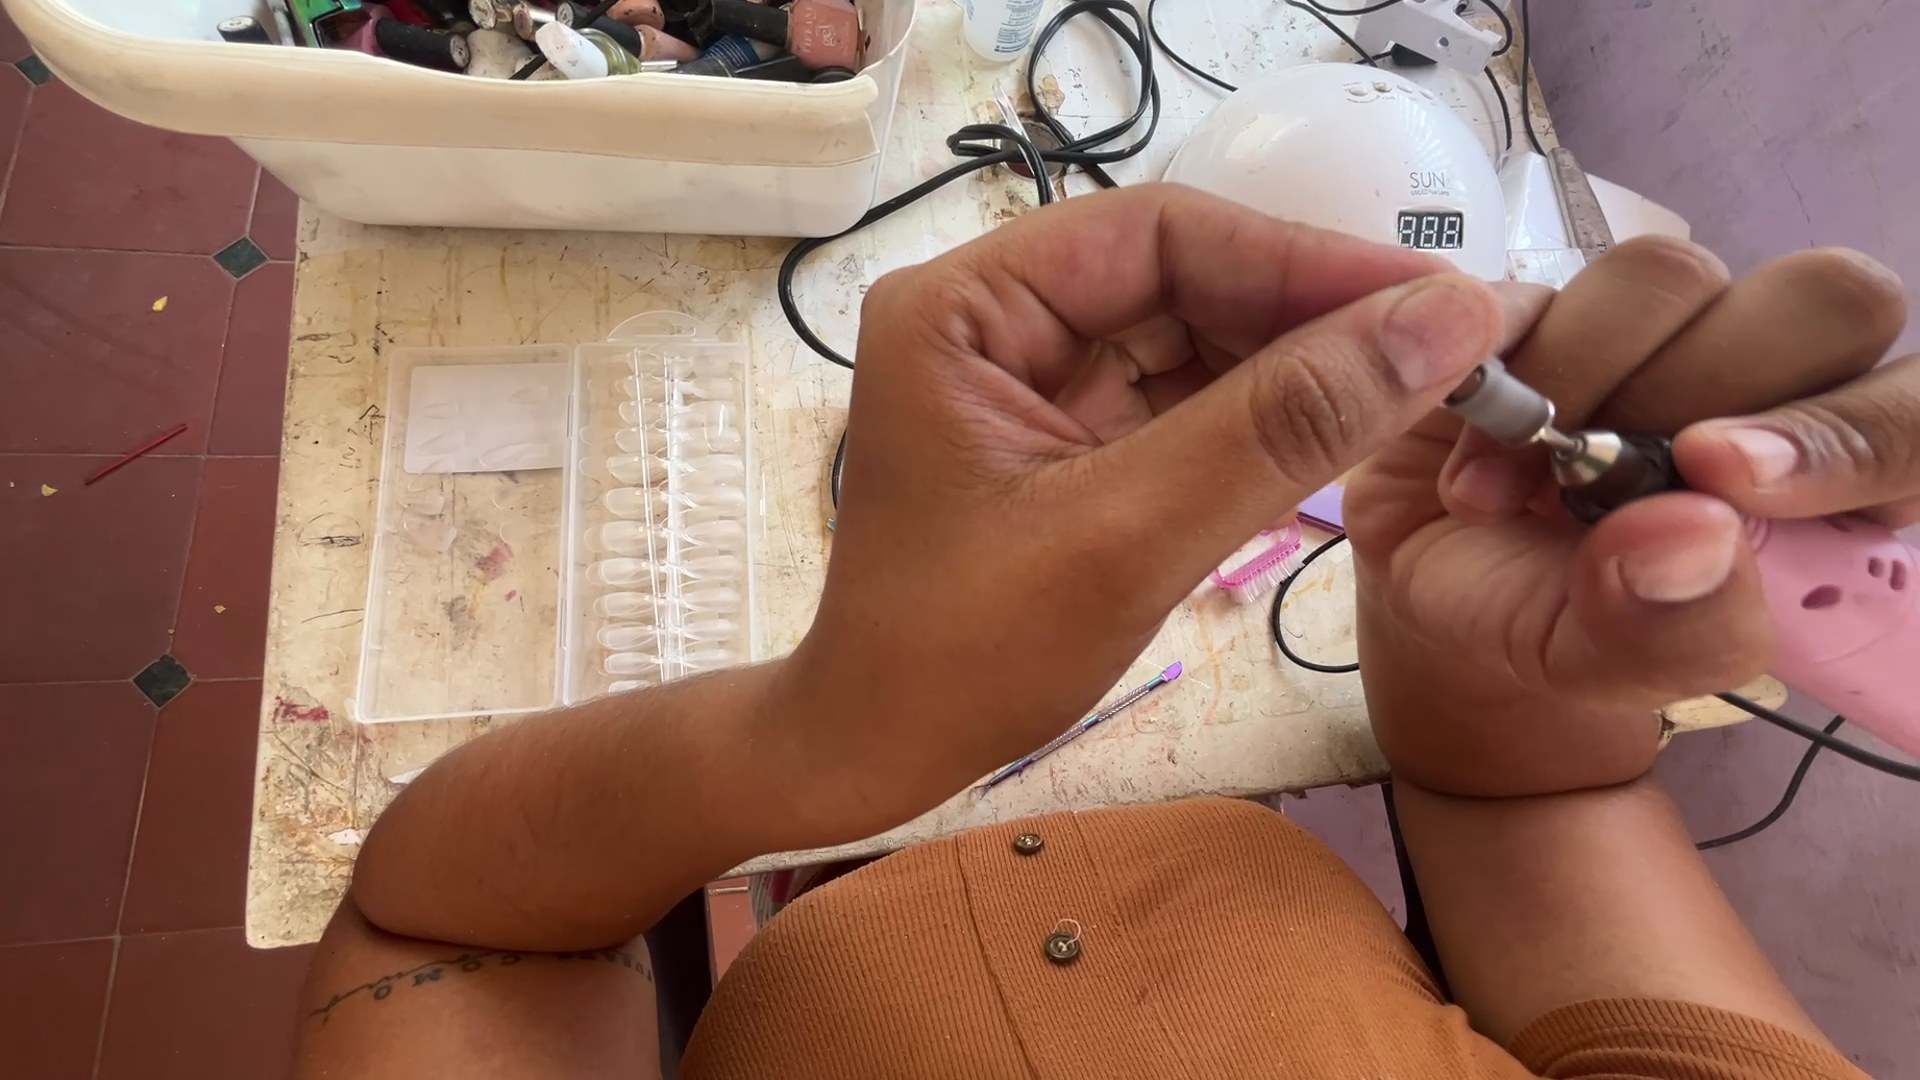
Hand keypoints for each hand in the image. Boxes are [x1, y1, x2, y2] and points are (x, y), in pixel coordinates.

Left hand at [772, 183, 1528, 836]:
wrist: (887, 740)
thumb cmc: (971, 654)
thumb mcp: (1128, 535)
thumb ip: (1279, 424)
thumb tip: (1443, 320)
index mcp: (960, 309)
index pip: (1151, 235)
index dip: (1297, 260)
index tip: (1432, 299)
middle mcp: (982, 320)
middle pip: (1166, 280)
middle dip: (1295, 317)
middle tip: (1435, 351)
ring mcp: (1013, 377)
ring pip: (1172, 340)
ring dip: (1279, 368)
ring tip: (1399, 391)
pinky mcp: (1045, 433)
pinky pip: (1158, 400)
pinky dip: (1238, 417)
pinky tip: (1317, 431)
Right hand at [1347, 237, 1915, 796]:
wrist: (1408, 580)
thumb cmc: (1520, 620)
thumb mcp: (1590, 661)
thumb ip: (1666, 628)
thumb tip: (1694, 529)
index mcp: (1814, 479)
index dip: (1854, 428)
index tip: (1723, 476)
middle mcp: (1748, 383)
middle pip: (1819, 299)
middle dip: (1690, 390)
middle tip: (1583, 484)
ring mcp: (1635, 336)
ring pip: (1664, 275)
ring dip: (1565, 382)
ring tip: (1493, 486)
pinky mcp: (1525, 317)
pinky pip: (1525, 292)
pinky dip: (1485, 371)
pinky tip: (1457, 439)